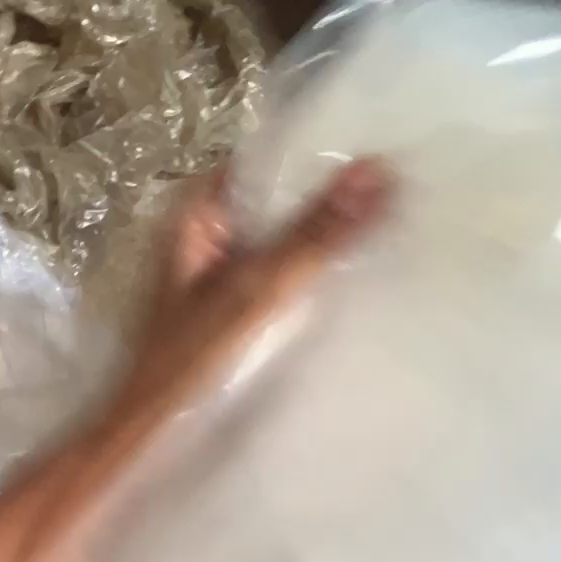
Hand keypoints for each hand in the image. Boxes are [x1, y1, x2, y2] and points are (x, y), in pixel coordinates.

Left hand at [112, 158, 393, 418]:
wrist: (151, 427)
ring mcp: (221, 271)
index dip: (319, 148)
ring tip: (399, 212)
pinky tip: (358, 268)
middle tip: (408, 174)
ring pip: (283, 236)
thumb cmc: (187, 360)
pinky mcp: (234, 305)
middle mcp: (207, 234)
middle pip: (279, 197)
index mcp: (196, 215)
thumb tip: (379, 168)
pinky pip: (281, 272)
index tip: (385, 134)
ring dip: (326, 232)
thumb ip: (311, 236)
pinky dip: (312, 269)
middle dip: (331, 192)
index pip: (265, 159)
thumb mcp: (252, 293)